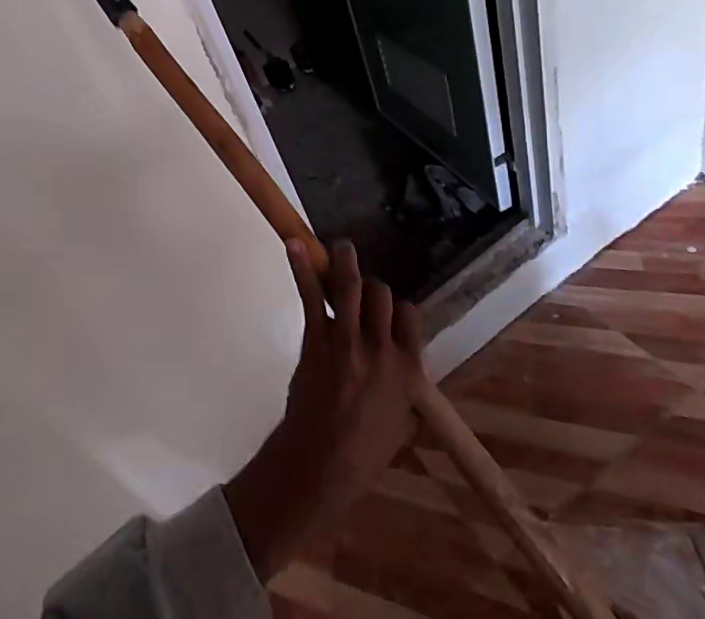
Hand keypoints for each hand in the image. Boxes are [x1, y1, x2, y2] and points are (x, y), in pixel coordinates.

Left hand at [222, 238, 426, 580]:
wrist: (325, 459)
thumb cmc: (366, 450)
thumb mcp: (402, 426)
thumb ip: (407, 397)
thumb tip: (407, 385)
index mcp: (409, 369)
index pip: (410, 317)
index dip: (398, 309)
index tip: (388, 310)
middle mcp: (382, 348)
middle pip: (382, 296)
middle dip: (371, 285)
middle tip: (358, 281)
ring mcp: (348, 341)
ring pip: (351, 288)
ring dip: (344, 261)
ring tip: (340, 244)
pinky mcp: (317, 340)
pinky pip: (311, 297)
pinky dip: (302, 268)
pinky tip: (295, 246)